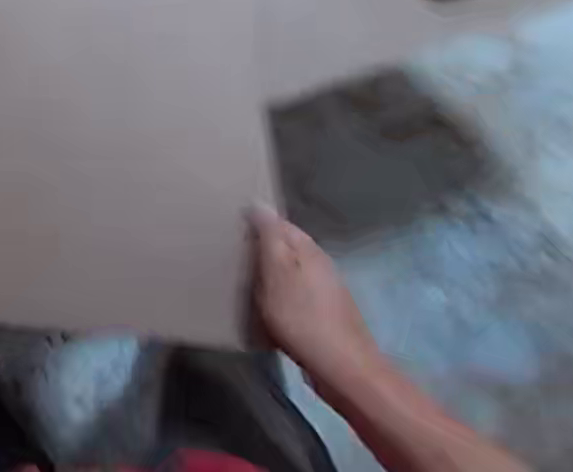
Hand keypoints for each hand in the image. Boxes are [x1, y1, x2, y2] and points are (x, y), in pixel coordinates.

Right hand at [249, 205, 381, 386]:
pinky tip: (267, 301)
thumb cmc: (301, 316)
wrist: (343, 370)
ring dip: (269, 268)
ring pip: (289, 267)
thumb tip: (260, 203)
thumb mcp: (276, 270)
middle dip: (260, 244)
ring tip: (244, 275)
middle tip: (231, 250)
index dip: (253, 219)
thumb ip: (269, 235)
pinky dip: (279, 289)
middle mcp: (320, 262)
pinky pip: (295, 288)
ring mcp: (326, 288)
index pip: (276, 220)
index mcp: (307, 248)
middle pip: (284, 243)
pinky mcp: (325, 311)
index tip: (228, 226)